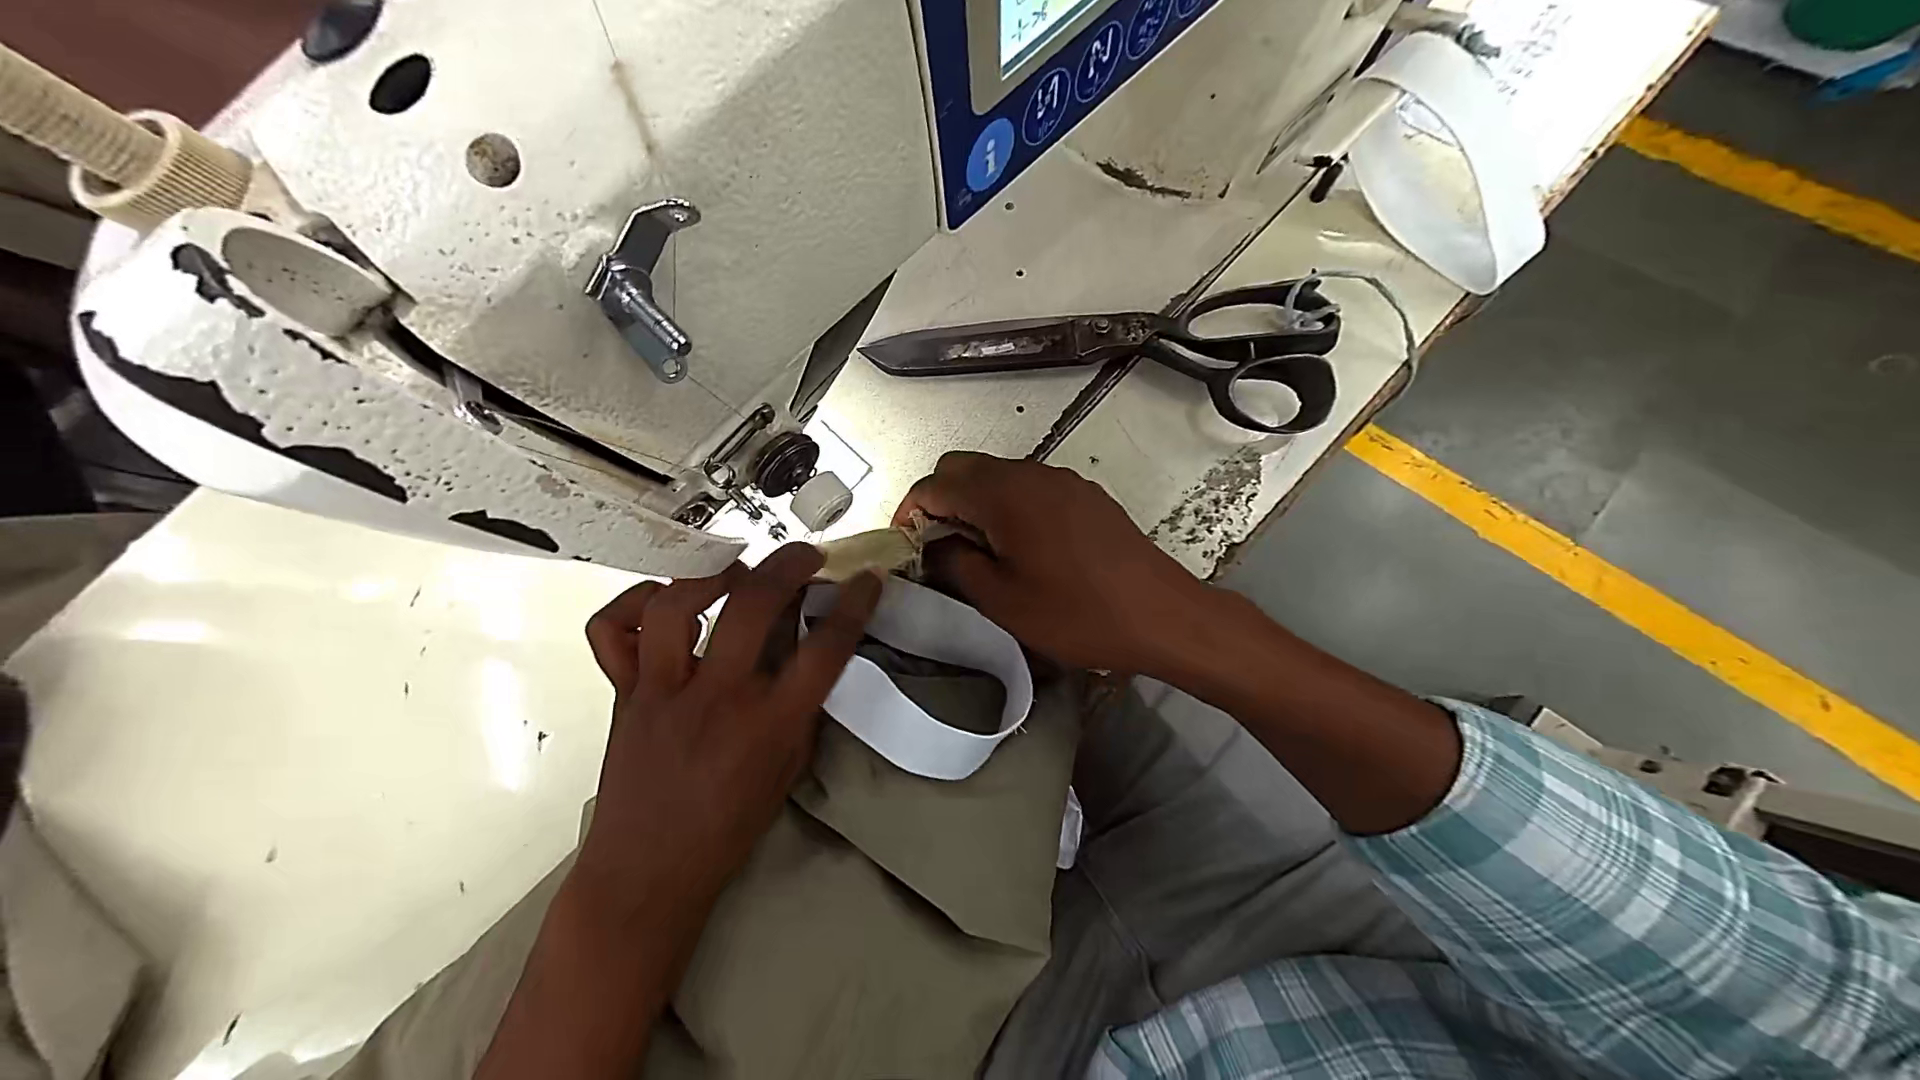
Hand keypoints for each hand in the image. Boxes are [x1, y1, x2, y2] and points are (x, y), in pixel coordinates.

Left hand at [578, 544, 880, 917]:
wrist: (646, 875)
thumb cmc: (729, 826)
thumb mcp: (788, 768)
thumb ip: (801, 706)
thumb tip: (806, 648)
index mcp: (769, 726)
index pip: (825, 649)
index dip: (856, 605)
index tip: (868, 579)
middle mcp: (717, 699)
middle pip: (754, 606)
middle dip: (788, 564)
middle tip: (805, 555)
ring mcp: (662, 692)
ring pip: (678, 605)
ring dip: (714, 575)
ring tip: (738, 573)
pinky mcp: (623, 694)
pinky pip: (612, 630)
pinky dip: (636, 603)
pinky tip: (666, 602)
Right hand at [894, 452, 1218, 675]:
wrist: (1162, 615)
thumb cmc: (1077, 613)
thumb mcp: (1002, 600)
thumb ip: (956, 563)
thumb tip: (935, 544)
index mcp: (1004, 494)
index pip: (935, 484)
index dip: (910, 512)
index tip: (906, 546)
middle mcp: (1031, 473)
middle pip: (963, 467)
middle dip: (939, 501)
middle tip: (939, 547)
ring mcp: (1062, 480)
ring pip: (997, 475)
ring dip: (974, 503)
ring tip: (978, 551)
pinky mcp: (1085, 495)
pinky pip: (1029, 487)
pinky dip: (1008, 506)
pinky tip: (1020, 547)